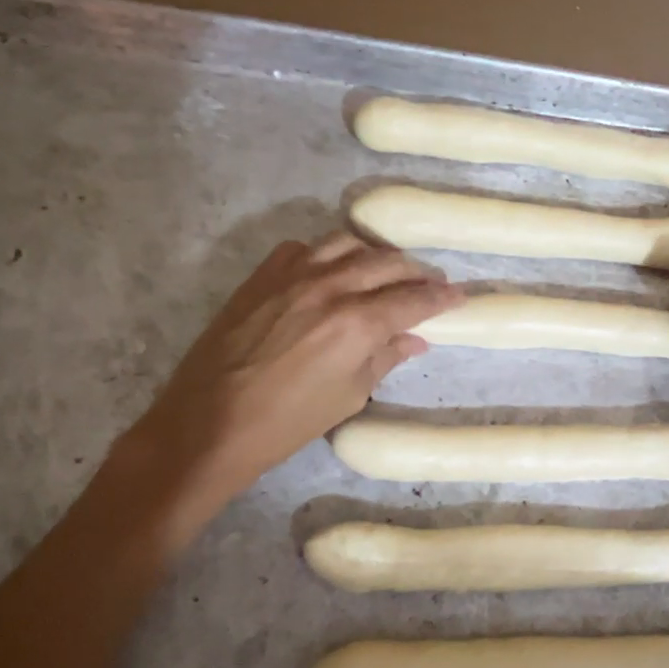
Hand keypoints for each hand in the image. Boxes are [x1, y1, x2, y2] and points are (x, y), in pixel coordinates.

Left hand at [118, 232, 460, 523]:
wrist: (209, 424)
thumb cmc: (286, 423)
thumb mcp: (348, 396)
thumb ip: (384, 359)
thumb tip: (415, 340)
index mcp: (356, 323)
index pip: (412, 299)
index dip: (441, 297)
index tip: (459, 295)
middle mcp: (329, 287)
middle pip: (385, 263)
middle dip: (414, 272)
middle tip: (429, 283)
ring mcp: (291, 275)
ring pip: (346, 244)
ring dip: (373, 254)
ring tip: (384, 270)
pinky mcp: (261, 276)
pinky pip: (304, 248)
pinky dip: (326, 254)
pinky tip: (330, 271)